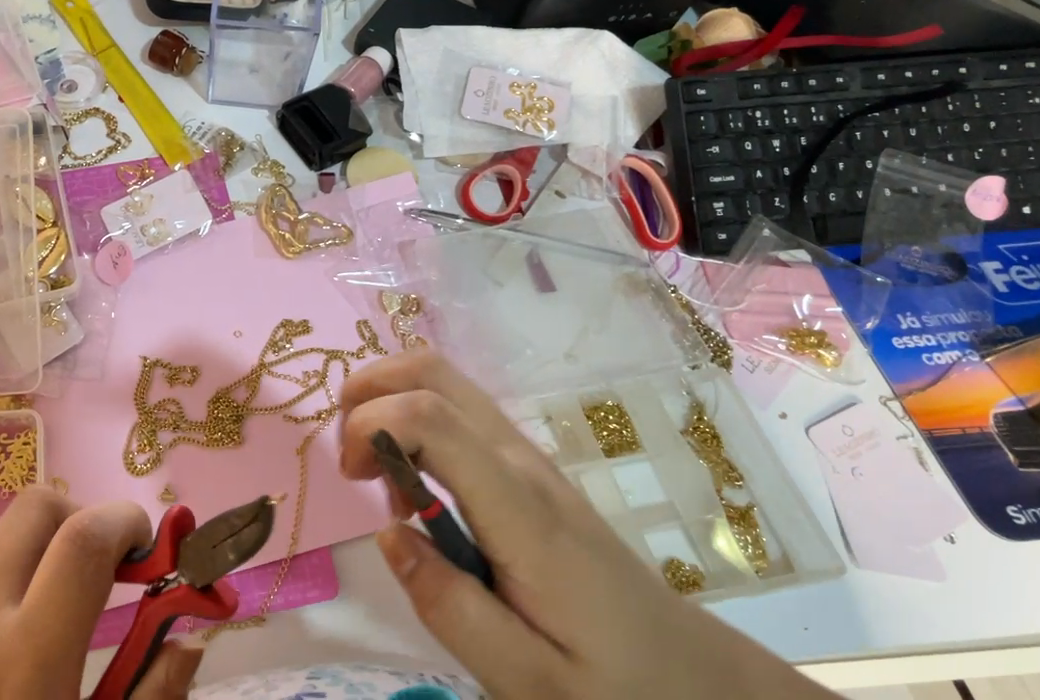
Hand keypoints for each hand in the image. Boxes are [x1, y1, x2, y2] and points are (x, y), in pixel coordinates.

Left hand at [0, 487, 207, 699]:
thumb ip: (152, 696)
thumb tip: (191, 636)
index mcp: (28, 653)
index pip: (81, 538)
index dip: (128, 522)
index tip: (157, 554)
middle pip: (37, 507)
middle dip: (88, 517)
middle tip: (119, 569)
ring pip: (9, 538)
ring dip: (55, 546)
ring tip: (83, 607)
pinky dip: (24, 577)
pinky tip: (38, 638)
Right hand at [338, 350, 836, 699]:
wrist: (690, 674)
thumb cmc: (611, 683)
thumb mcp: (530, 683)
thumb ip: (451, 609)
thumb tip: (389, 532)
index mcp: (521, 511)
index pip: (431, 417)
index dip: (370, 424)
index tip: (352, 479)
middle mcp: (521, 462)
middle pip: (432, 371)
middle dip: (367, 390)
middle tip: (349, 461)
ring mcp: (527, 456)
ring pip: (443, 378)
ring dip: (385, 398)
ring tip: (370, 468)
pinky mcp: (526, 465)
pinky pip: (456, 407)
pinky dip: (409, 414)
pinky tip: (408, 477)